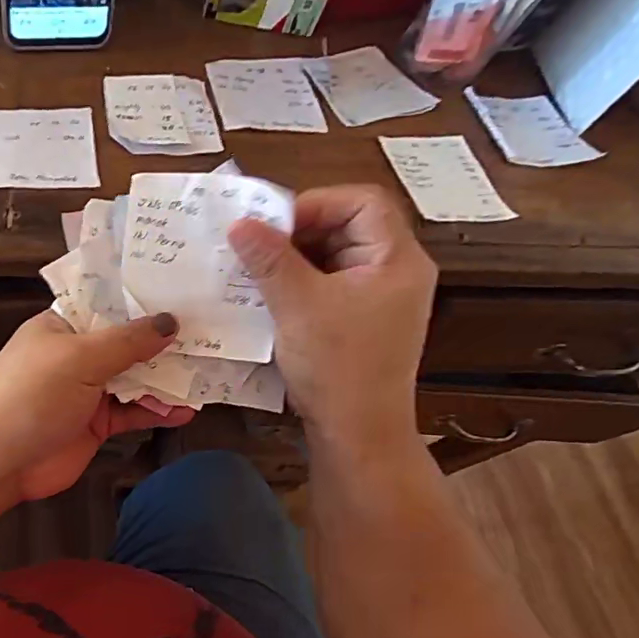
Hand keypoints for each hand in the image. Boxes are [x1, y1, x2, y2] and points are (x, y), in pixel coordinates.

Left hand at [0, 310, 195, 501]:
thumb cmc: (31, 397)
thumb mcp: (79, 359)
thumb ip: (128, 342)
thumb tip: (170, 322)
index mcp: (64, 326)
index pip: (110, 303)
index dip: (145, 300)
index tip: (185, 294)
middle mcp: (78, 354)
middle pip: (129, 342)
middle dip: (164, 341)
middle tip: (209, 333)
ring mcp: (88, 389)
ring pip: (136, 378)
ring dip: (166, 379)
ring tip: (206, 373)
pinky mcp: (98, 423)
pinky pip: (134, 411)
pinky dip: (158, 411)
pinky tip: (185, 411)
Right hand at [230, 184, 435, 444]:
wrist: (358, 435)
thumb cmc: (337, 367)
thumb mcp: (298, 306)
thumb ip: (270, 258)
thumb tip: (241, 223)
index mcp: (398, 259)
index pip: (363, 202)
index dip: (317, 203)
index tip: (274, 223)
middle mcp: (398, 273)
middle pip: (350, 227)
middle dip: (301, 232)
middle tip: (259, 243)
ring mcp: (383, 299)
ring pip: (337, 257)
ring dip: (297, 258)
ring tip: (258, 267)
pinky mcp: (365, 322)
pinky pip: (333, 285)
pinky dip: (303, 283)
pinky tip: (271, 293)